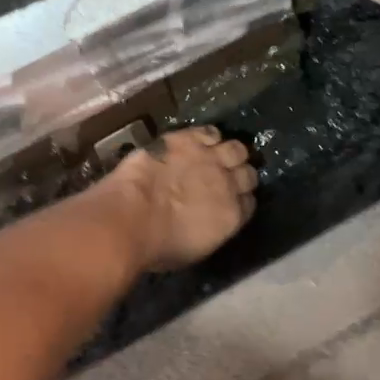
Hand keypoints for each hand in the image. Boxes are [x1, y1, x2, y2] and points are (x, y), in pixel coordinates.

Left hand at [107, 126, 257, 270]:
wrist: (130, 217)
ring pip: (236, 148)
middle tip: (226, 176)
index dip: (240, 199)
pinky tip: (198, 141)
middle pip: (247, 174)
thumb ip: (212, 228)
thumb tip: (209, 218)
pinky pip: (209, 131)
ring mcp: (209, 158)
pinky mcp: (187, 139)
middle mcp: (228, 184)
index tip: (232, 199)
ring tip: (216, 155)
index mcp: (232, 216)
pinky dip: (208, 136)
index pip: (249, 202)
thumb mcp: (195, 248)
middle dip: (239, 174)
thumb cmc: (157, 245)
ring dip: (229, 153)